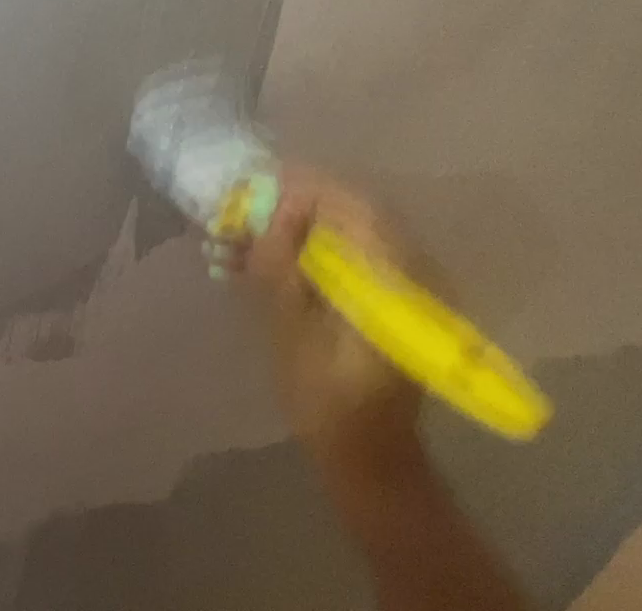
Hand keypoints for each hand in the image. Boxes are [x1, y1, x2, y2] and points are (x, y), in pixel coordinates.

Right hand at [235, 168, 424, 472]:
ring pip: (340, 229)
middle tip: (238, 208)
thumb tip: (272, 211)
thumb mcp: (296, 337)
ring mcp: (397, 282)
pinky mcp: (380, 294)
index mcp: (396, 282)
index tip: (254, 186)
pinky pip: (340, 252)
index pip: (357, 208)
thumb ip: (284, 269)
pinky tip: (252, 259)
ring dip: (288, 226)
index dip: (305, 187)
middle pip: (348, 211)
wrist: (367, 455)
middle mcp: (407, 271)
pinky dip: (298, 249)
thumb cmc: (330, 405)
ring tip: (233, 236)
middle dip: (290, 203)